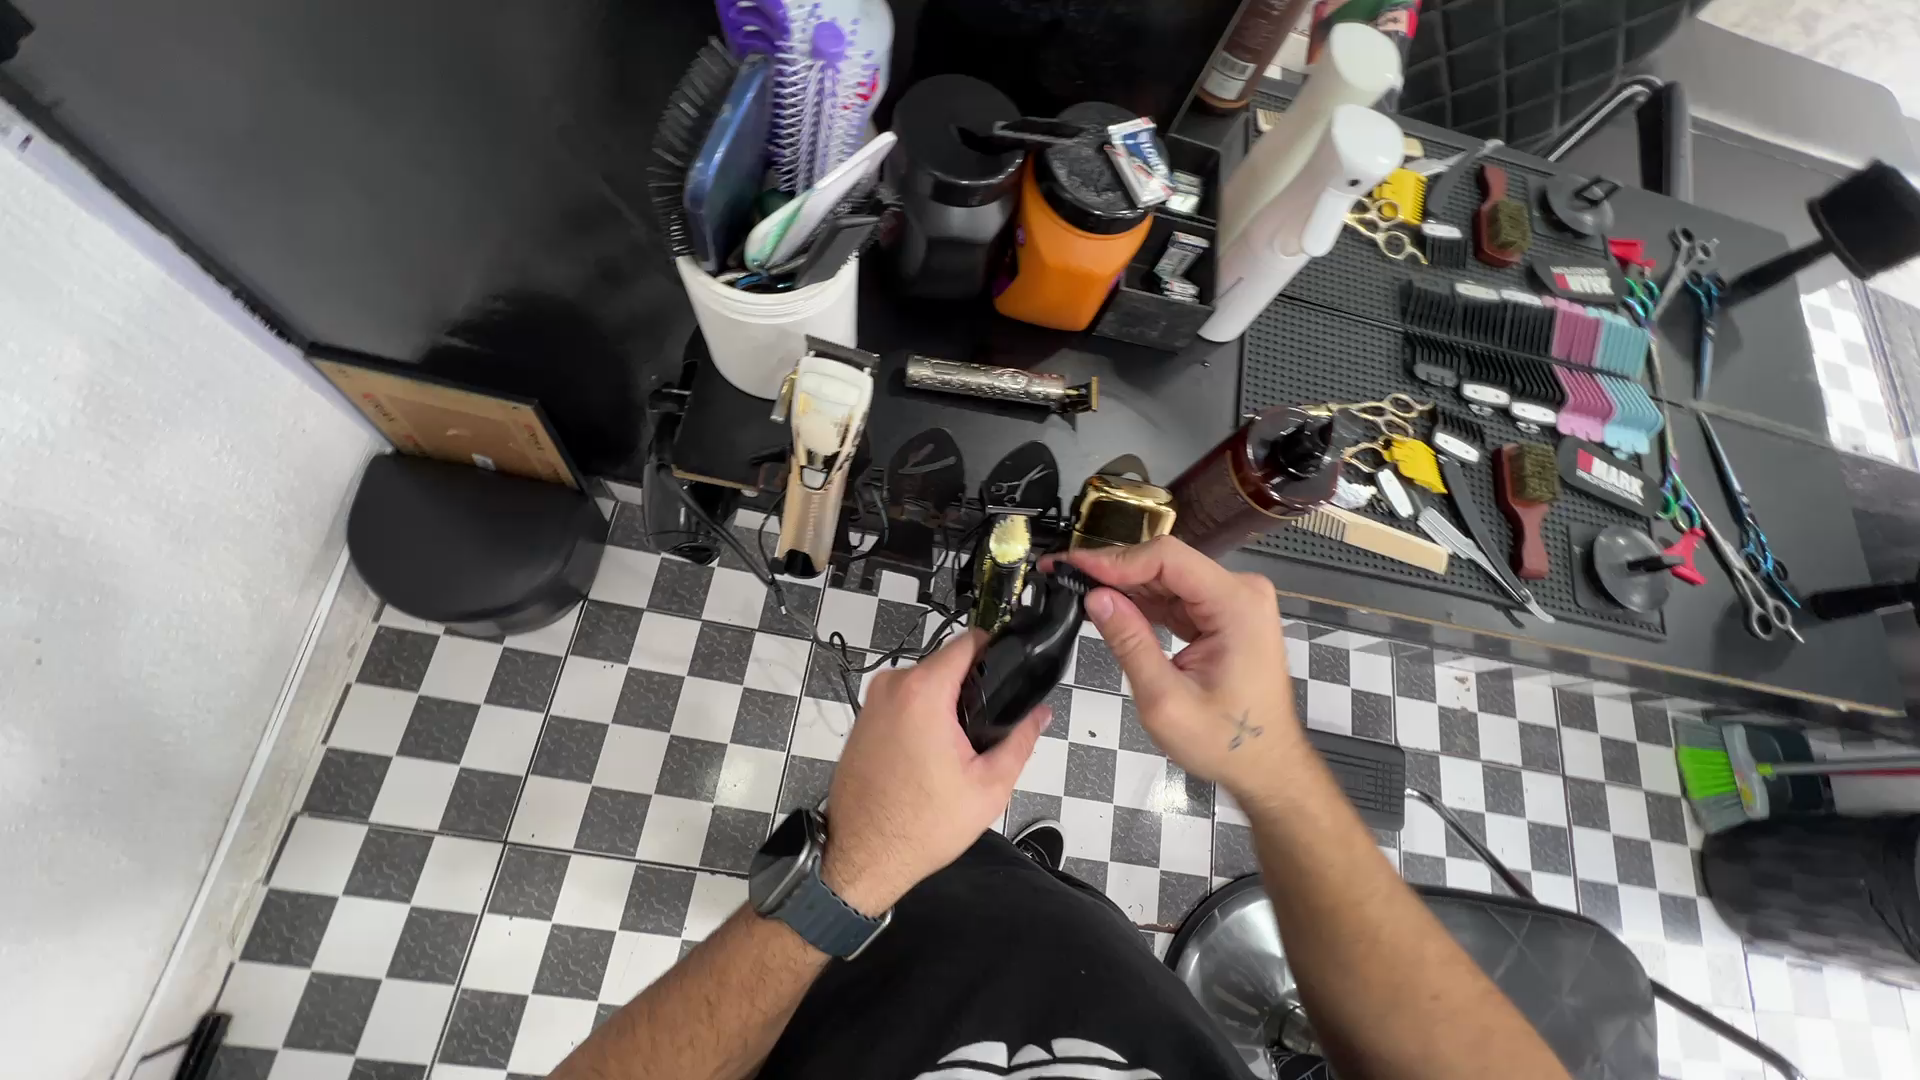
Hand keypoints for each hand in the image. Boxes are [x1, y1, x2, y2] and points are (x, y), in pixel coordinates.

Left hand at [820, 630, 1049, 915]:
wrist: (862, 856)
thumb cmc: (922, 825)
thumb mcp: (989, 785)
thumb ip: (1021, 739)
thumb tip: (1040, 714)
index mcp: (923, 691)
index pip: (968, 641)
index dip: (996, 650)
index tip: (1011, 672)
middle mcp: (892, 685)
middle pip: (947, 664)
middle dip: (971, 688)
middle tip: (986, 729)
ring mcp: (873, 701)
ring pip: (926, 684)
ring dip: (946, 705)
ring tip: (959, 750)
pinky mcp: (864, 718)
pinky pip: (904, 701)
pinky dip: (922, 717)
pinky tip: (932, 755)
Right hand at [1056, 536, 1304, 801]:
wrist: (1266, 767)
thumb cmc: (1223, 743)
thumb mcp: (1165, 699)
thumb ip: (1130, 643)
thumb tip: (1094, 597)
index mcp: (1236, 605)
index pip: (1167, 559)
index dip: (1114, 560)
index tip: (1071, 565)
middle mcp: (1239, 591)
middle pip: (1165, 563)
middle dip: (1112, 570)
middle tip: (1063, 575)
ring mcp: (1233, 601)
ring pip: (1166, 577)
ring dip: (1123, 585)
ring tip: (1077, 588)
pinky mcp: (1223, 614)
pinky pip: (1175, 595)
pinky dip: (1141, 601)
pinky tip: (1109, 605)